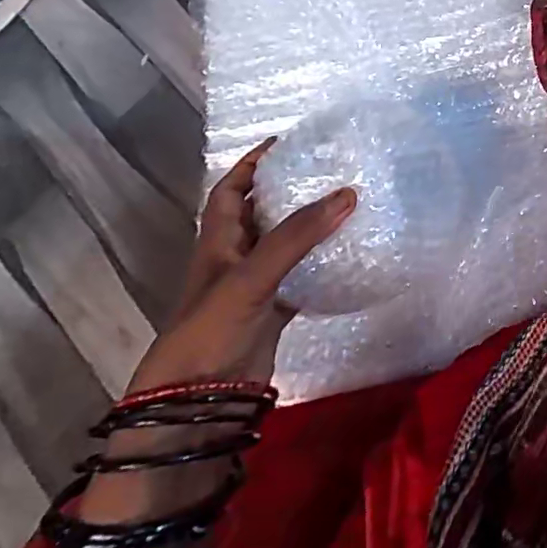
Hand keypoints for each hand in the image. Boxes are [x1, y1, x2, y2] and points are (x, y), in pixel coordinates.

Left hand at [125, 138, 355, 393]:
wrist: (198, 404)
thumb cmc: (210, 329)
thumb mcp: (251, 275)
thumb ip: (297, 235)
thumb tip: (348, 193)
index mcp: (218, 242)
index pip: (230, 190)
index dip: (251, 164)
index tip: (283, 143)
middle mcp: (235, 259)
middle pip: (261, 213)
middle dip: (289, 190)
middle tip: (328, 171)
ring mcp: (255, 287)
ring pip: (285, 246)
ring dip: (310, 227)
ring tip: (346, 204)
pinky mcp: (273, 312)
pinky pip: (302, 278)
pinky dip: (321, 265)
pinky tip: (347, 256)